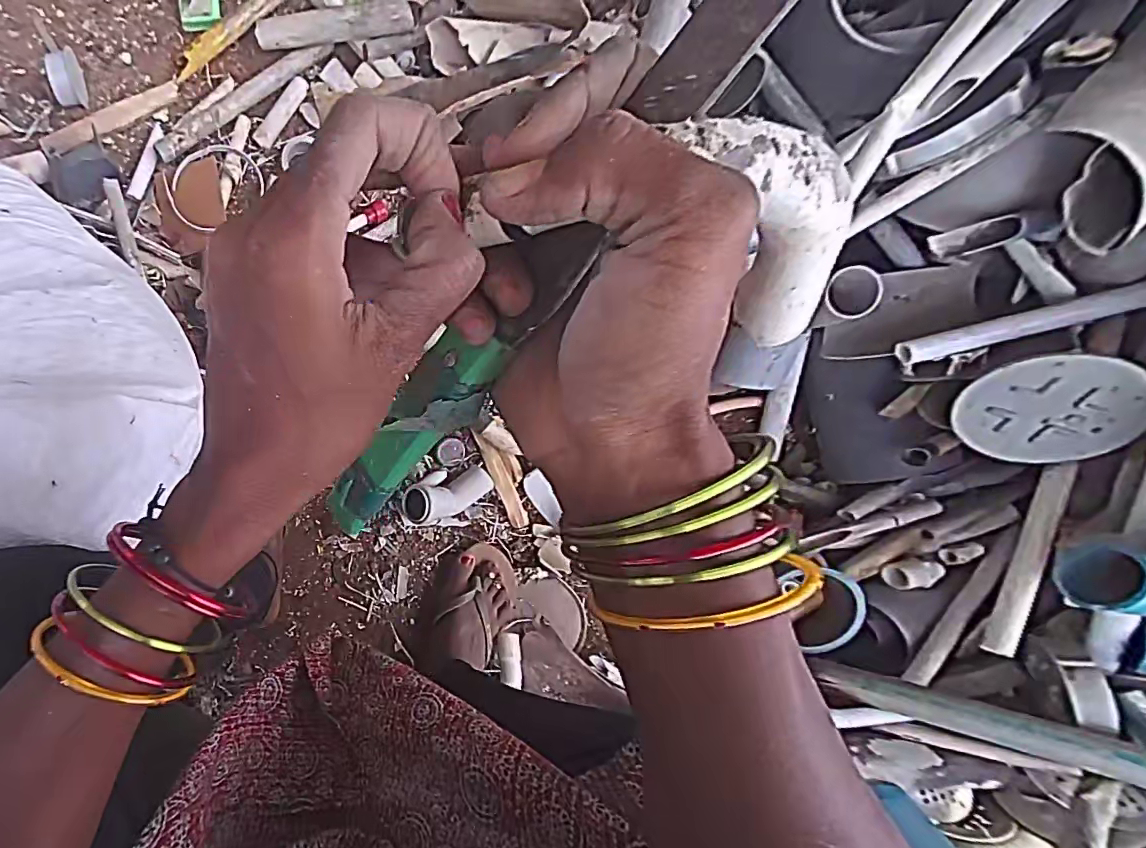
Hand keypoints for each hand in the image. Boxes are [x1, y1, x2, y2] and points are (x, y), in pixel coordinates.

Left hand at [160, 94, 486, 576]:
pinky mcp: (236, 273)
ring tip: (410, 297)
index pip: (360, 122)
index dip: (416, 141)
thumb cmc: (310, 423)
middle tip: (434, 242)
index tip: (437, 195)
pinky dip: (342, 256)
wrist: (250, 468)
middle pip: (343, 161)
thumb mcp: (398, 340)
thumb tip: (450, 222)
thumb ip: (443, 263)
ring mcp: (236, 249)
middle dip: (401, 194)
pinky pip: (298, 236)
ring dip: (376, 238)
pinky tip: (371, 306)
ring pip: (324, 203)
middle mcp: (251, 227)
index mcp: (291, 235)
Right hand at [464, 57, 757, 520]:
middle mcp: (591, 210)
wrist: (602, 441)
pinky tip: (486, 321)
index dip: (543, 123)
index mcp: (651, 179)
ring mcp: (540, 255)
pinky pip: (460, 270)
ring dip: (478, 253)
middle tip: (494, 224)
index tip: (514, 161)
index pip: (585, 109)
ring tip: (508, 297)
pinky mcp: (500, 296)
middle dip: (496, 195)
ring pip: (479, 218)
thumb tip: (517, 174)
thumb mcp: (686, 235)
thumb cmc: (652, 360)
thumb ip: (622, 163)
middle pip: (518, 161)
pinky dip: (460, 293)